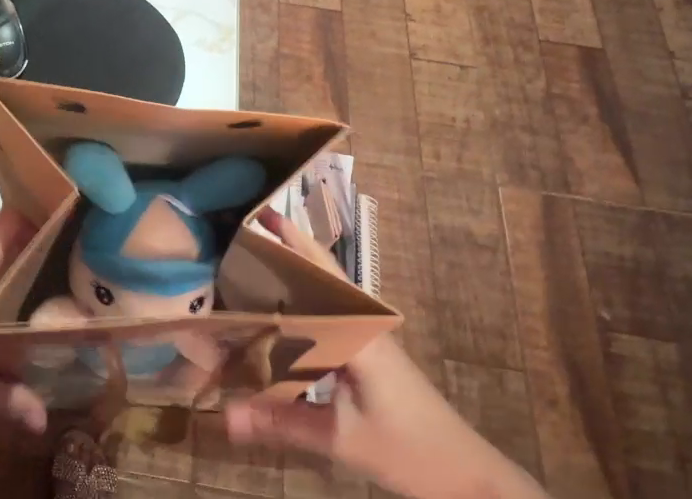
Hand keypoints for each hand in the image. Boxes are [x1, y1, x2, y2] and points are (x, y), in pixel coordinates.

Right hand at [223, 211, 546, 498]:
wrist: (466, 477)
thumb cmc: (409, 449)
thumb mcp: (341, 439)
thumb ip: (282, 424)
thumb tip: (225, 417)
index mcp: (359, 331)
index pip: (319, 271)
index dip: (289, 242)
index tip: (255, 218)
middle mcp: (364, 326)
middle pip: (320, 276)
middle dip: (284, 253)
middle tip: (237, 239)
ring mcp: (369, 341)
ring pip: (325, 298)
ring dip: (293, 280)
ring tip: (248, 270)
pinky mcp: (369, 359)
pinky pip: (329, 321)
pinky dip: (302, 310)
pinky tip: (277, 321)